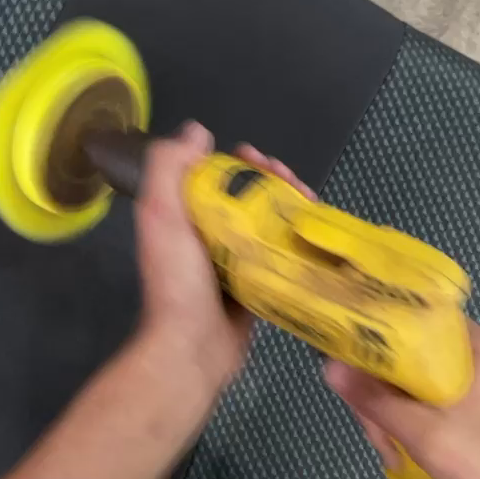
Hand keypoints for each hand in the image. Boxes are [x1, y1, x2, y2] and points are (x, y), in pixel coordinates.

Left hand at [133, 123, 312, 388]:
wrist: (191, 348)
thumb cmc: (176, 280)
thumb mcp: (161, 215)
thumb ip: (168, 167)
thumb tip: (197, 130)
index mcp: (182, 214)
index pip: (214, 174)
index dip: (237, 160)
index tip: (256, 157)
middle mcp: (207, 233)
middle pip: (247, 195)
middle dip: (272, 180)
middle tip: (292, 179)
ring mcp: (234, 259)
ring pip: (268, 221)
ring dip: (291, 205)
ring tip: (310, 201)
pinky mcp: (257, 283)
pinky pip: (282, 253)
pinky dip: (300, 239)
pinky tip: (318, 234)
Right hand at [323, 321, 479, 478]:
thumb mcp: (426, 436)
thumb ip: (375, 400)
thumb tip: (327, 366)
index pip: (417, 318)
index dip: (377, 335)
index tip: (349, 361)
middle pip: (412, 355)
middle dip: (383, 391)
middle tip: (373, 428)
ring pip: (419, 383)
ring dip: (395, 414)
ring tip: (392, 452)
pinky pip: (435, 402)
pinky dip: (415, 422)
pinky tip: (408, 452)